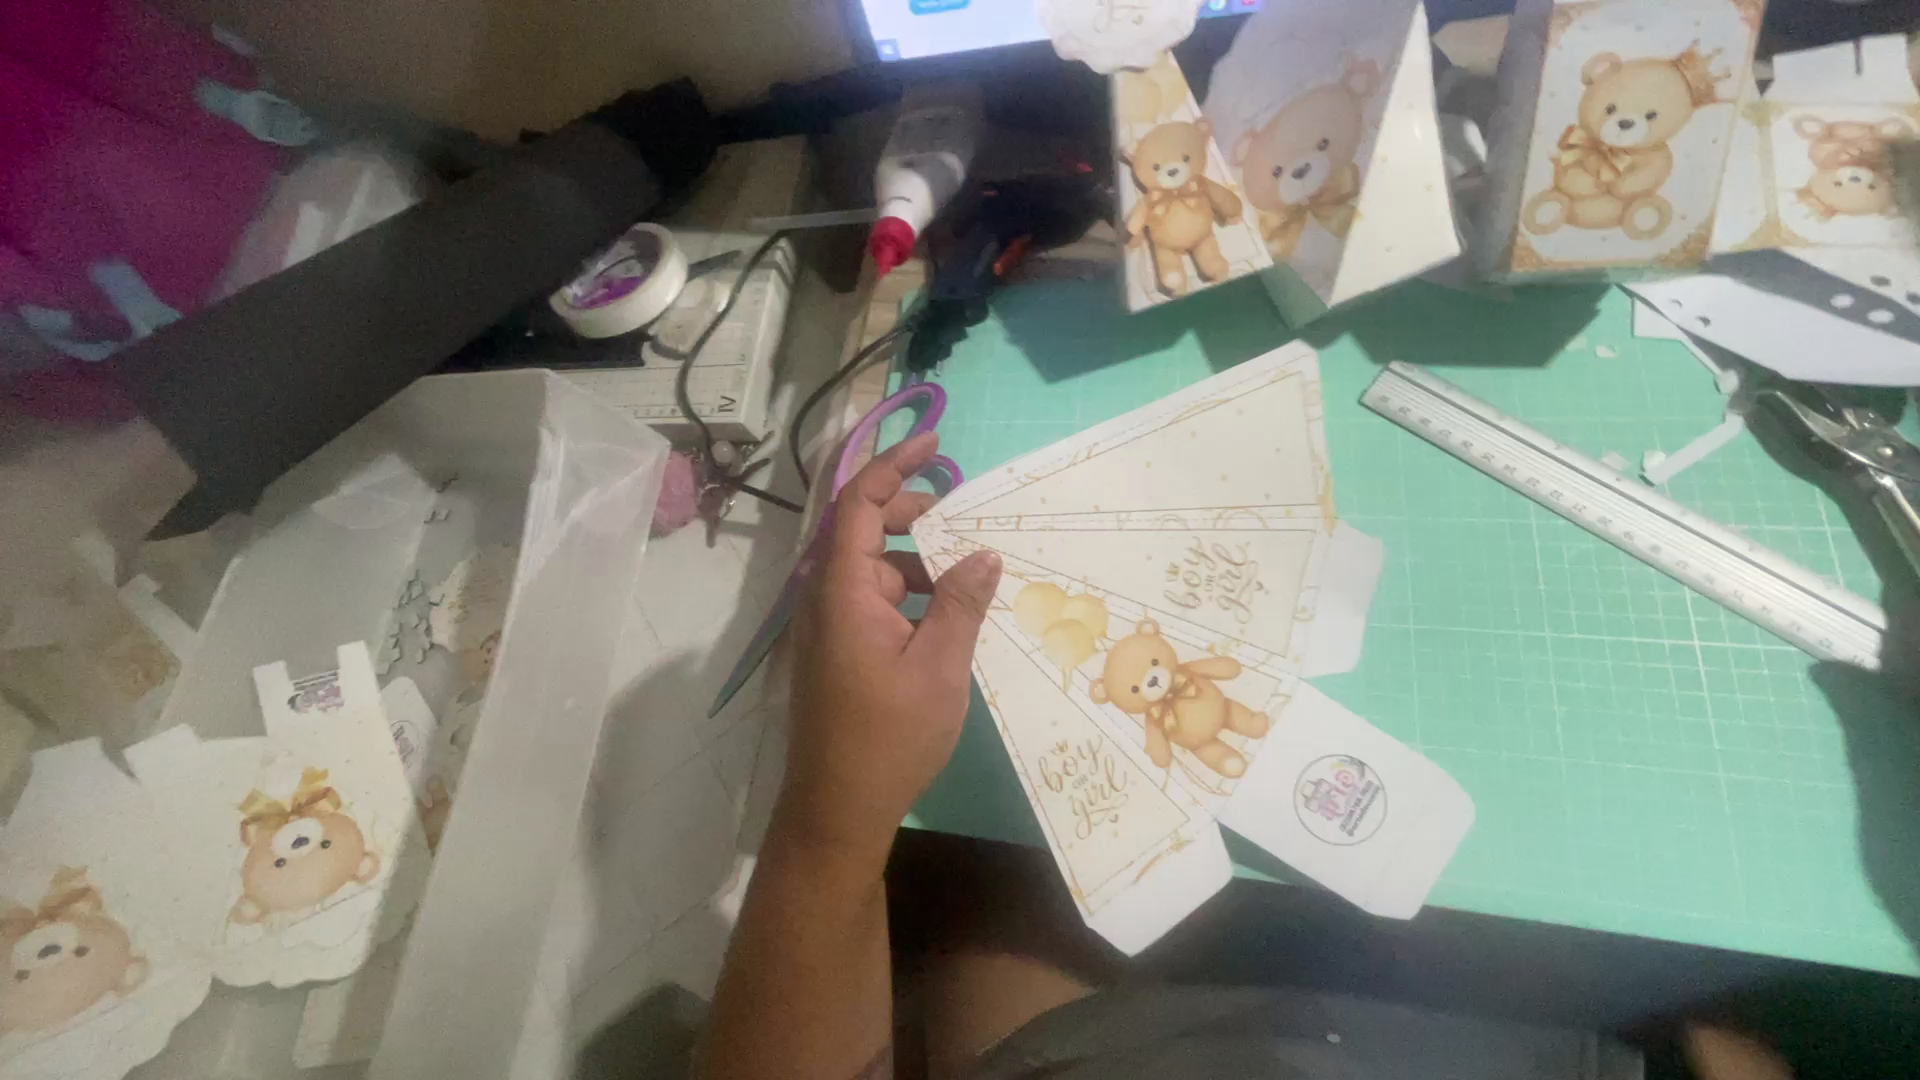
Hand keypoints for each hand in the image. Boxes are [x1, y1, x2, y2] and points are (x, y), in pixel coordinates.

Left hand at [776, 432, 1001, 865]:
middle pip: (861, 529)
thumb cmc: (890, 736)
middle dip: (910, 512)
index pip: (858, 502)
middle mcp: (826, 598)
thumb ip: (961, 602)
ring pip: (871, 568)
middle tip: (960, 516)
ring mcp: (829, 626)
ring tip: (964, 575)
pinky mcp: (837, 650)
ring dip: (915, 561)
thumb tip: (985, 553)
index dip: (894, 465)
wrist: (838, 808)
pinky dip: (907, 594)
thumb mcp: (940, 666)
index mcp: (843, 590)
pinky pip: (872, 601)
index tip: (935, 446)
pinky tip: (944, 616)